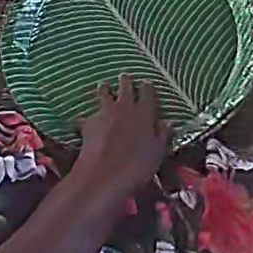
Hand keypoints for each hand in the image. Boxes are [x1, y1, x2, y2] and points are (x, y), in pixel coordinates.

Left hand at [73, 75, 168, 197]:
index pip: (147, 92)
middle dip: (126, 81)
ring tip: (104, 84)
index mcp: (144, 112)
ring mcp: (104, 113)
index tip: (147, 82)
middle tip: (125, 76)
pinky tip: (85, 115)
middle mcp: (124, 107)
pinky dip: (87, 112)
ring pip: (104, 93)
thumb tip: (167, 121)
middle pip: (125, 86)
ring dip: (105, 88)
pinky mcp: (88, 123)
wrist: (101, 176)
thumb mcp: (157, 153)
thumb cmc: (135, 166)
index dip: (147, 86)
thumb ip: (162, 134)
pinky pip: (87, 113)